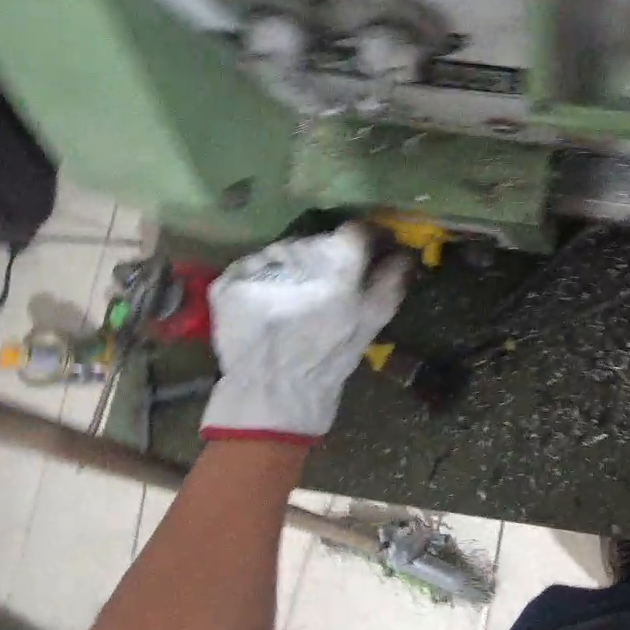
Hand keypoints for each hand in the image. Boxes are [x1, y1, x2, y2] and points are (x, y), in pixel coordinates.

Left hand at [199, 224, 410, 445]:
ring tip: (292, 296)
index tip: (367, 249)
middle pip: (316, 241)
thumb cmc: (329, 363)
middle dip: (324, 256)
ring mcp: (255, 270)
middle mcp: (295, 261)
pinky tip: (266, 303)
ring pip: (282, 251)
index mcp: (336, 271)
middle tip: (325, 284)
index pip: (354, 233)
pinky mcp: (227, 283)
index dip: (364, 239)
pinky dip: (259, 278)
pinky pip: (249, 266)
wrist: (272, 396)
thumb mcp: (369, 327)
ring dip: (290, 266)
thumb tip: (402, 256)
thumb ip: (388, 286)